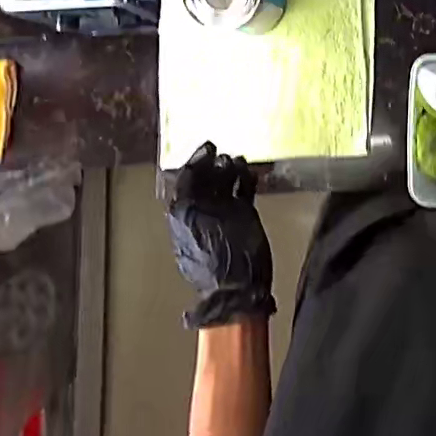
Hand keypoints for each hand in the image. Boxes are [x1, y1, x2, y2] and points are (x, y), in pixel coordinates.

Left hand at [169, 142, 275, 328]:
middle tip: (224, 154)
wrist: (238, 289)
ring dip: (231, 169)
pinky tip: (251, 174)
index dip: (196, 161)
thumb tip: (195, 167)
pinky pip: (243, 192)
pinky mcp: (243, 217)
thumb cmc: (216, 255)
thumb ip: (190, 192)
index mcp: (184, 214)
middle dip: (214, 164)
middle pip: (206, 179)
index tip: (209, 146)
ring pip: (225, 183)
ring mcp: (223, 214)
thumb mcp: (193, 219)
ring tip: (239, 162)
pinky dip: (247, 180)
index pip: (186, 179)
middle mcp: (202, 211)